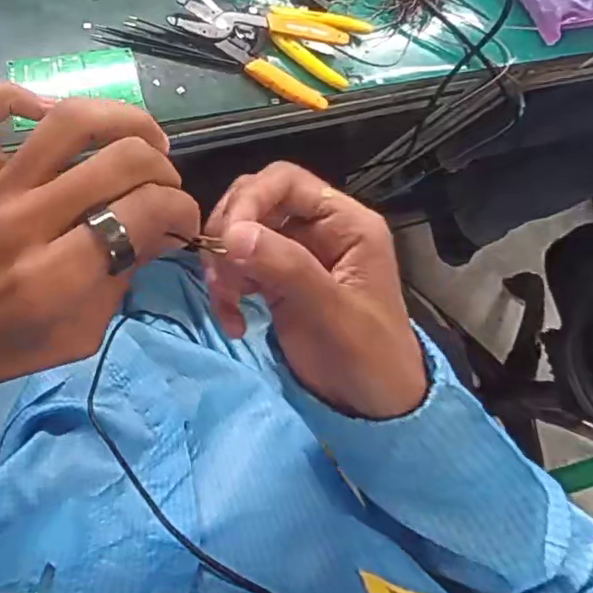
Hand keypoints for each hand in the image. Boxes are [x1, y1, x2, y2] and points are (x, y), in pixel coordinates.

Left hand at [0, 88, 199, 412]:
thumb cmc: (3, 349)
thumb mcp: (79, 333)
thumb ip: (124, 276)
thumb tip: (165, 227)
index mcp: (54, 277)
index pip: (142, 211)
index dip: (180, 210)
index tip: (182, 224)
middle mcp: (27, 220)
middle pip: (120, 158)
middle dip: (163, 169)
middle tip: (164, 192)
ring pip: (70, 120)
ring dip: (124, 118)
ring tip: (143, 141)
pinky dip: (15, 98)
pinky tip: (49, 112)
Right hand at [202, 163, 425, 418]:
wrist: (372, 410)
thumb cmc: (369, 358)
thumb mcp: (333, 313)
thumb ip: (287, 268)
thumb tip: (233, 233)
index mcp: (344, 223)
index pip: (285, 182)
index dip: (251, 199)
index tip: (228, 236)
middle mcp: (315, 228)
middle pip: (253, 201)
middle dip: (229, 235)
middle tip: (221, 275)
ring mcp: (291, 252)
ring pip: (237, 233)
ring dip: (221, 265)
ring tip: (226, 303)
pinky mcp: (271, 277)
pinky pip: (234, 264)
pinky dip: (224, 288)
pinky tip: (232, 318)